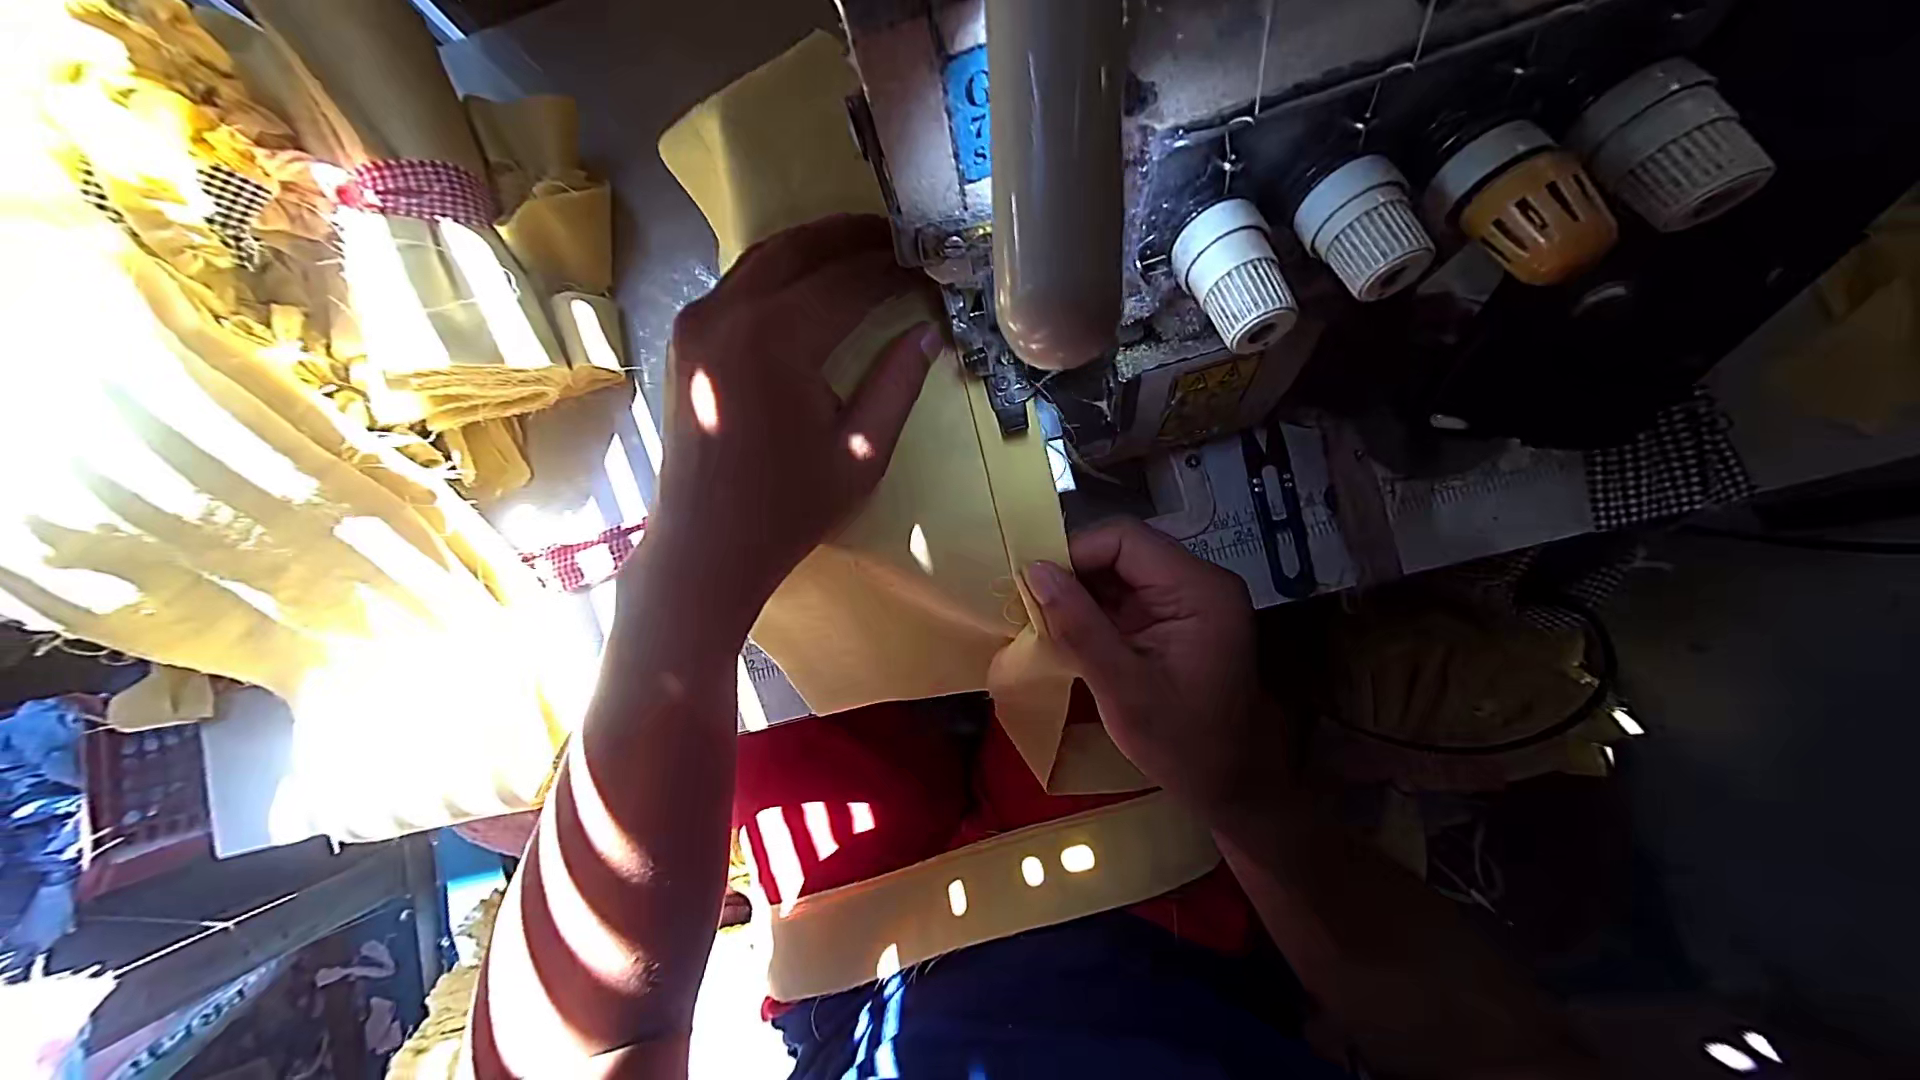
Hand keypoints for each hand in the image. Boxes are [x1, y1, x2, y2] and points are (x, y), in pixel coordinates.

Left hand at [647, 215, 941, 608]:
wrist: (708, 545)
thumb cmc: (789, 508)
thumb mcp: (862, 452)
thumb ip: (897, 385)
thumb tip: (926, 335)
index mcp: (775, 339)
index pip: (848, 282)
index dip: (893, 270)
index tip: (927, 267)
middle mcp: (727, 312)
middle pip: (800, 249)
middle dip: (853, 237)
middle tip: (897, 238)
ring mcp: (696, 322)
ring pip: (764, 258)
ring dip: (815, 248)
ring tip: (861, 251)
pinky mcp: (685, 338)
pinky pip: (739, 284)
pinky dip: (781, 273)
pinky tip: (810, 286)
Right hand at [1024, 518, 1287, 817]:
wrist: (1232, 785)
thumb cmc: (1185, 745)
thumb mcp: (1125, 691)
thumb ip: (1079, 628)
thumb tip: (1033, 571)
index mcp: (1199, 590)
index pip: (1126, 540)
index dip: (1074, 553)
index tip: (1034, 585)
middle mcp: (1196, 582)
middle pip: (1120, 550)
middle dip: (1073, 574)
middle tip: (1031, 604)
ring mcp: (1185, 598)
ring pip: (1116, 571)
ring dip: (1078, 592)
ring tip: (1043, 619)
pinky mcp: (1171, 617)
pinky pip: (1122, 595)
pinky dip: (1090, 610)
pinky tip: (1066, 632)